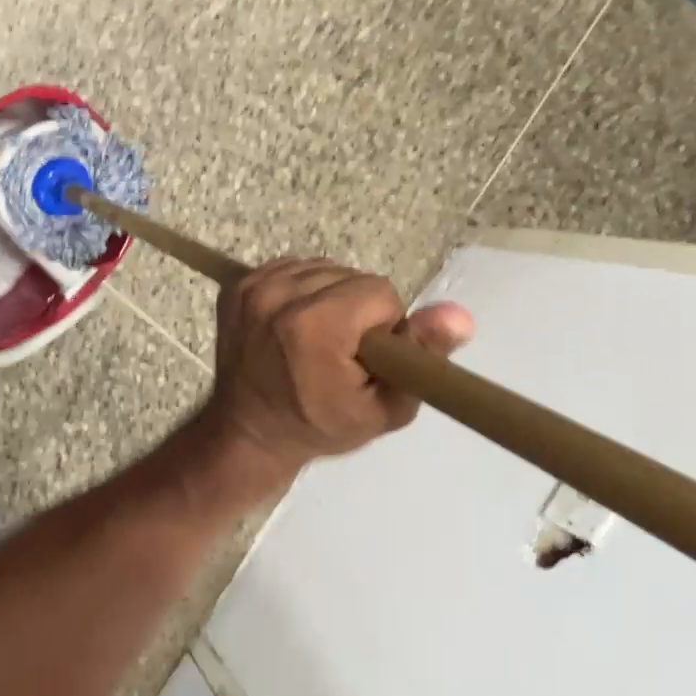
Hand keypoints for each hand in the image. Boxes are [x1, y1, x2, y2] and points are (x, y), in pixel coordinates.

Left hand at [203, 258, 473, 472]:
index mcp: (314, 324)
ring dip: (329, 295)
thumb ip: (422, 356)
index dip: (384, 323)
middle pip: (349, 276)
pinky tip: (297, 322)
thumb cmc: (320, 424)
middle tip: (342, 350)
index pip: (379, 291)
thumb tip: (458, 314)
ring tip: (319, 337)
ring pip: (320, 268)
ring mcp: (252, 287)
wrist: (248, 427)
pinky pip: (290, 268)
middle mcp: (278, 295)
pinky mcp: (237, 285)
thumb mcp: (385, 407)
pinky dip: (301, 289)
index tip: (367, 355)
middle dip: (357, 308)